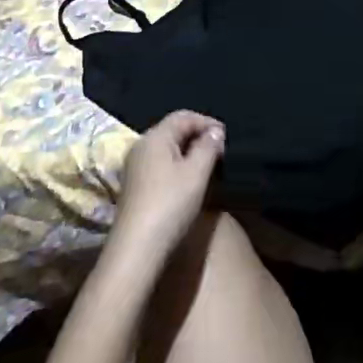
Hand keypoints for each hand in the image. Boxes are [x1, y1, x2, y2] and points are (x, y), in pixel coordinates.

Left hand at [115, 110, 224, 256]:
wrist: (137, 245)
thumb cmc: (170, 204)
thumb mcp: (195, 174)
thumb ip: (207, 148)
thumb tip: (216, 131)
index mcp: (154, 136)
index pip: (182, 116)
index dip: (206, 122)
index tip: (227, 136)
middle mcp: (141, 144)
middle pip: (172, 130)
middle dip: (197, 135)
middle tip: (221, 150)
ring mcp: (135, 164)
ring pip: (166, 147)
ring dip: (188, 151)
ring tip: (209, 164)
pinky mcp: (135, 183)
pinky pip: (160, 163)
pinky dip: (177, 164)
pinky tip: (189, 179)